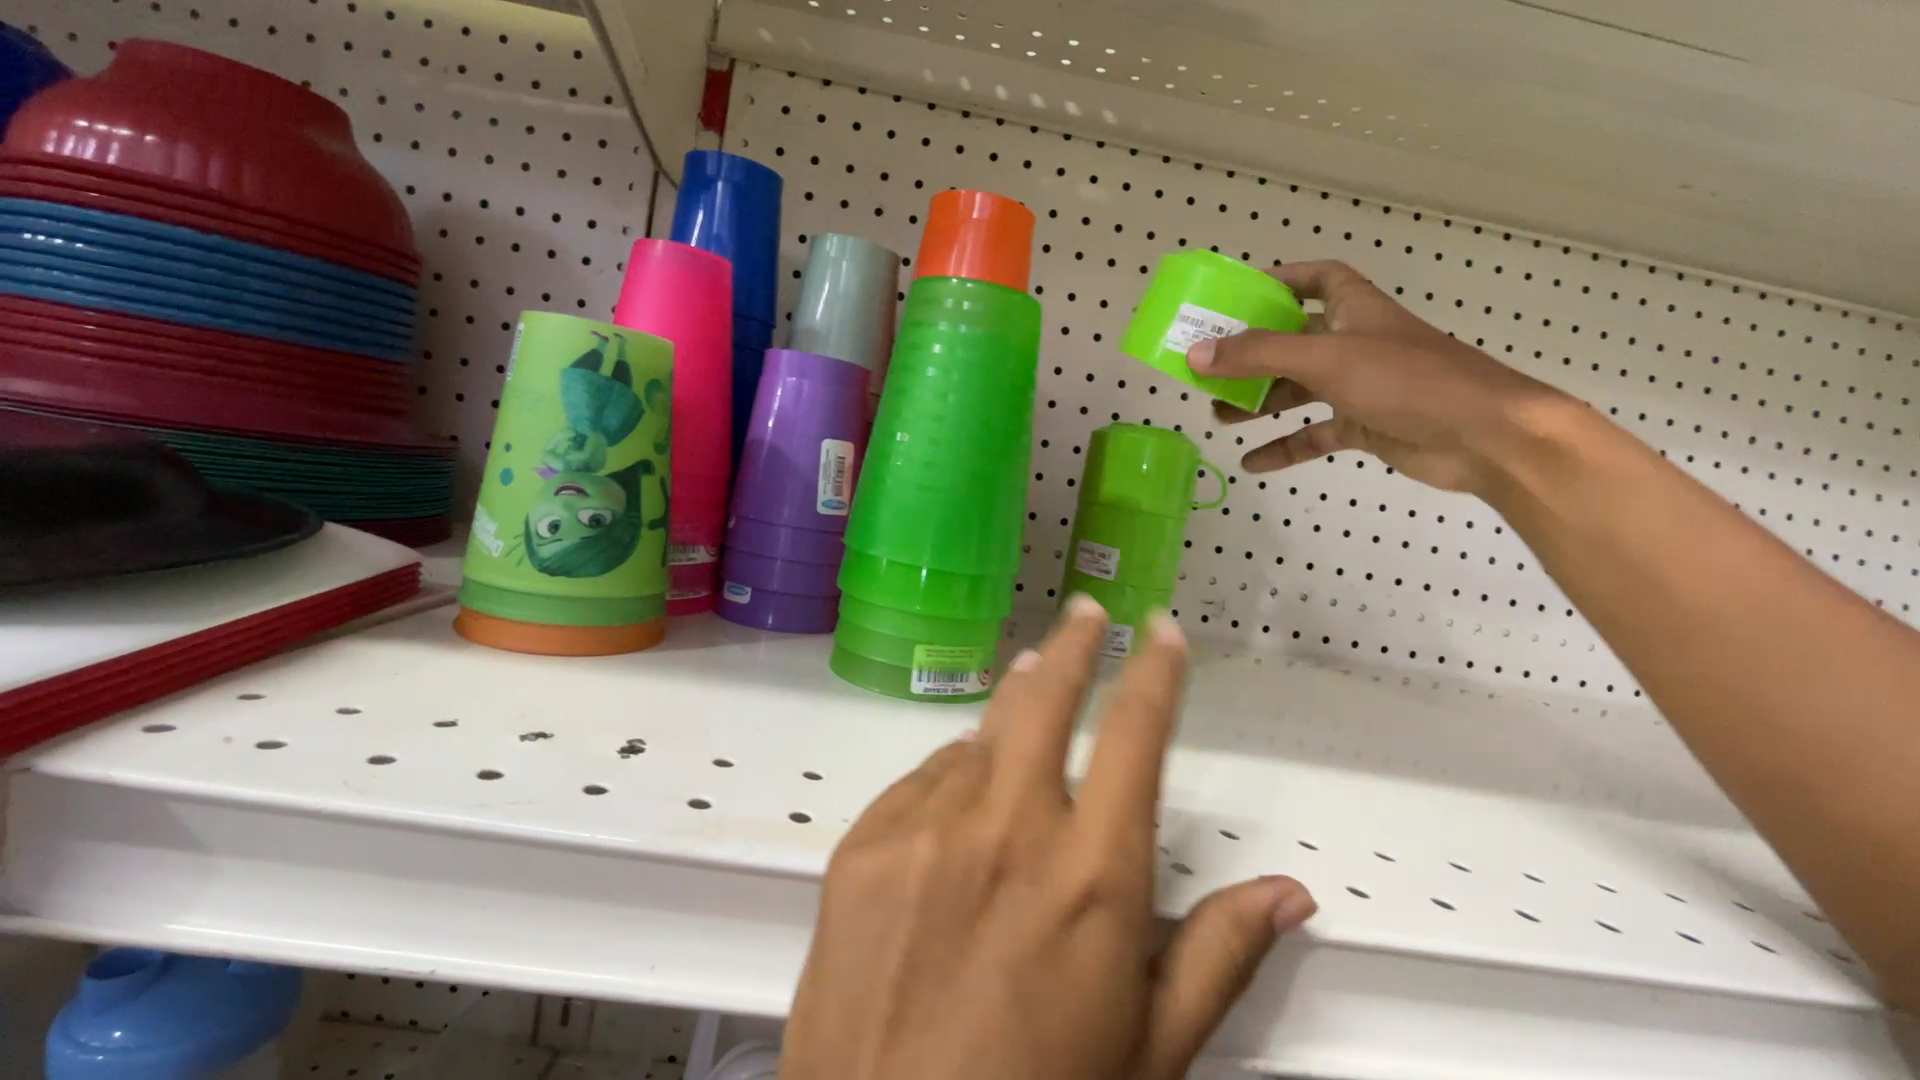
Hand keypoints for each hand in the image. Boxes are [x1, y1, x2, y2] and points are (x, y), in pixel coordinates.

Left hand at [782, 598, 1316, 1079]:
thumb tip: (1288, 894)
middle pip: (1046, 701)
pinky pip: (919, 781)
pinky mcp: (862, 847)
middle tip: (1086, 614)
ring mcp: (926, 831)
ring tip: (1029, 681)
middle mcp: (1009, 831)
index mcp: (1093, 877)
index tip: (1161, 633)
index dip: (1155, 674)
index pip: (1138, 738)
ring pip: (979, 737)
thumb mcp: (1146, 1048)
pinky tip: (960, 788)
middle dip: (1073, 646)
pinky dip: (949, 771)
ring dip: (1010, 707)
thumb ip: (1218, 957)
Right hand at [1188, 260, 1572, 494]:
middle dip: (1251, 355)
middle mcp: (1354, 342)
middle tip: (1209, 370)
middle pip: (1293, 341)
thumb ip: (1258, 355)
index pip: (1316, 279)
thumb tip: (1195, 354)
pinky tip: (1252, 462)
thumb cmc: (1406, 379)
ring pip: (1299, 389)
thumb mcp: (1325, 359)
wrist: (1483, 435)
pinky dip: (1286, 446)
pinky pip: (1316, 433)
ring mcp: (1361, 386)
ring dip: (1261, 402)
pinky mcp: (1366, 425)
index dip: (1280, 280)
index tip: (1238, 295)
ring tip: (1219, 416)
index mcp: (1353, 309)